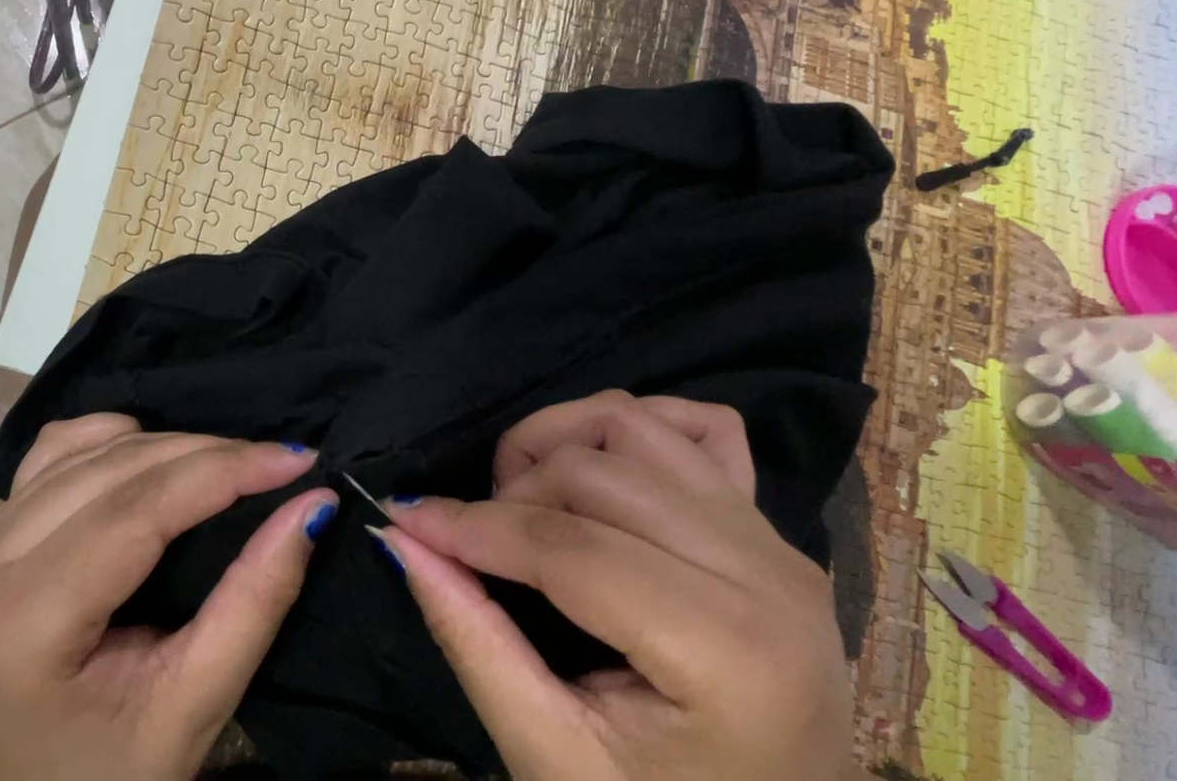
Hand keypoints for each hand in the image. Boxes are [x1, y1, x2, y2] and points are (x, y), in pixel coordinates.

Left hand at [0, 414, 337, 780]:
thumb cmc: (112, 774)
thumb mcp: (194, 706)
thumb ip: (254, 601)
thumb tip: (312, 506)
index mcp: (21, 625)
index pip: (136, 511)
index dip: (222, 470)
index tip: (295, 458)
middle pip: (111, 470)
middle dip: (205, 454)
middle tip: (278, 463)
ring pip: (83, 451)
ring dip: (165, 446)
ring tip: (231, 468)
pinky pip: (51, 456)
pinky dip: (110, 443)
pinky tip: (154, 463)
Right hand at [374, 391, 851, 780]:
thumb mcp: (550, 754)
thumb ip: (472, 638)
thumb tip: (400, 538)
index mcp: (728, 651)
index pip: (570, 548)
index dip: (473, 525)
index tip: (404, 518)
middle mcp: (767, 575)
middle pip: (599, 471)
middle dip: (510, 490)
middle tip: (470, 539)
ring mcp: (776, 541)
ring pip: (640, 427)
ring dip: (560, 444)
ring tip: (523, 501)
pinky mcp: (771, 527)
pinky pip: (701, 428)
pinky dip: (634, 430)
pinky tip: (598, 474)